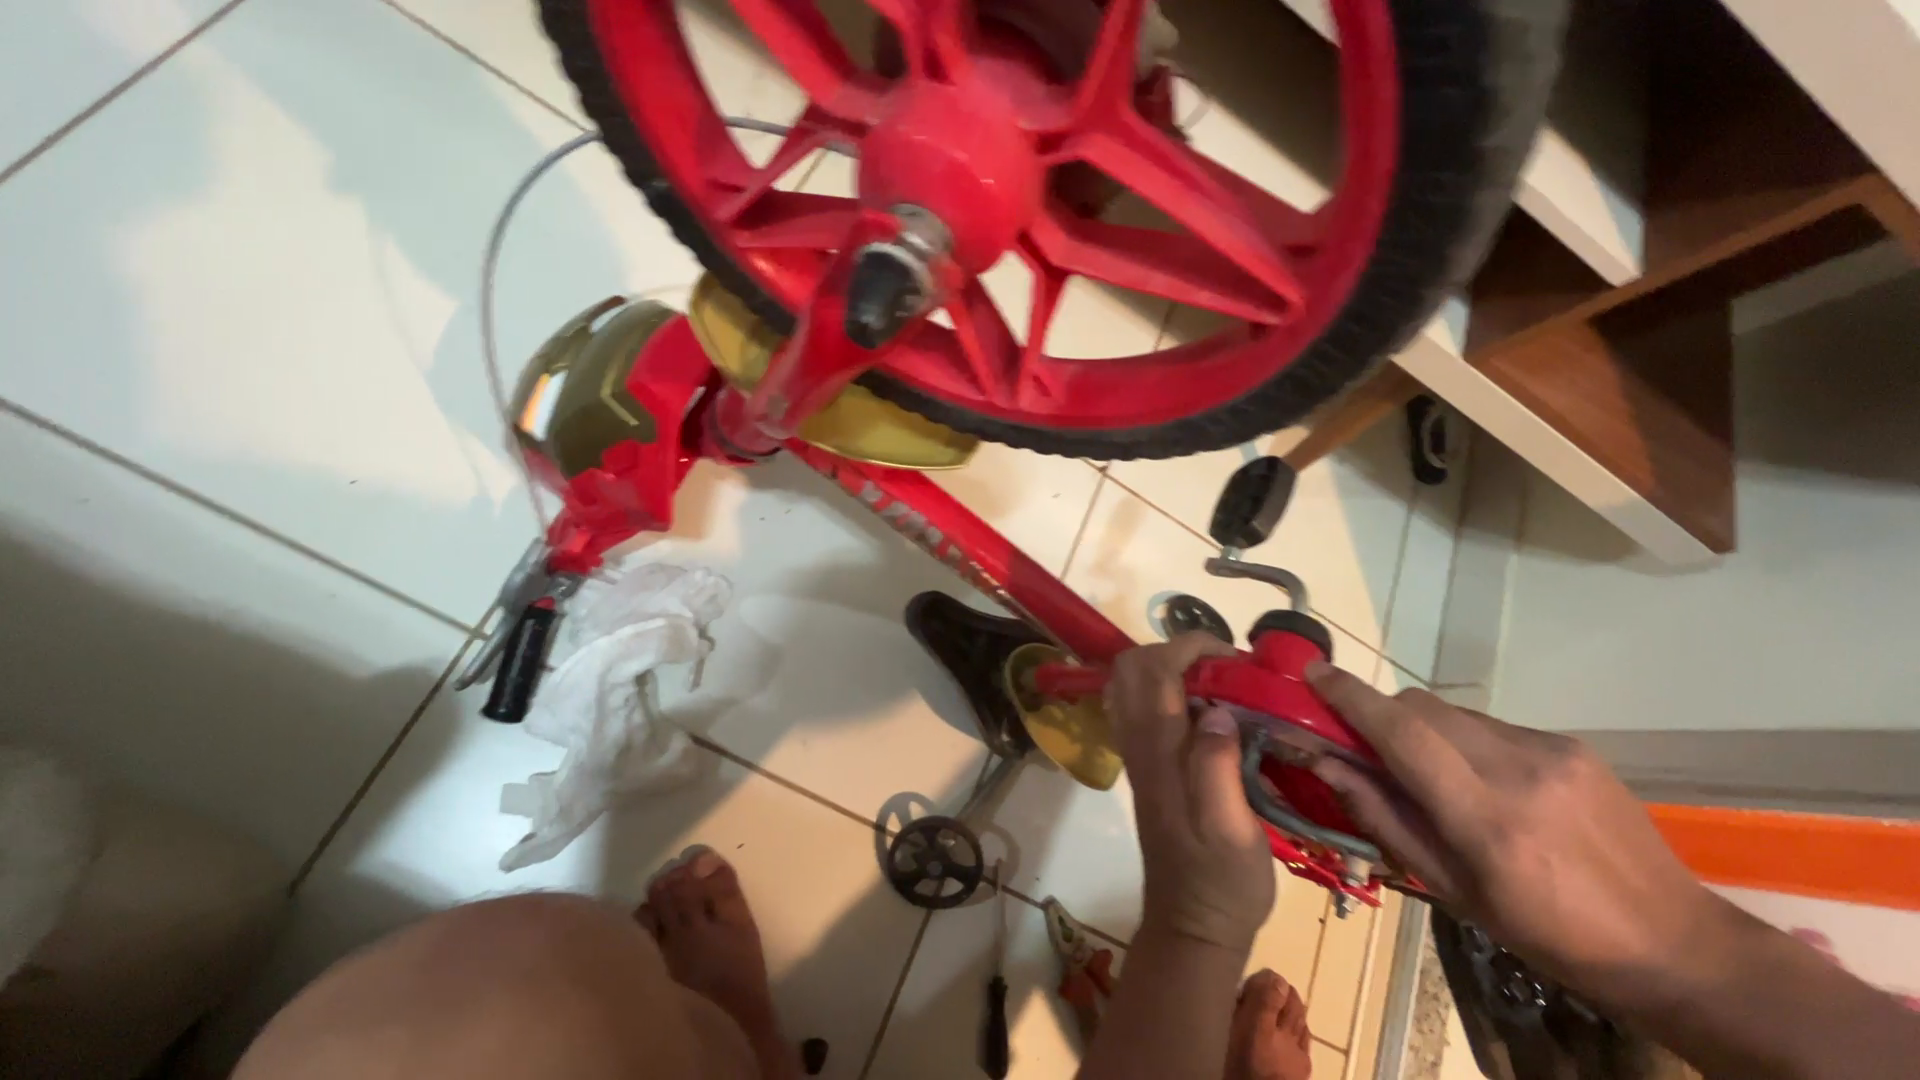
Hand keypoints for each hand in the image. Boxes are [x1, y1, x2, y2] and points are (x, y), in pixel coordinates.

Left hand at [1105, 634, 1273, 952]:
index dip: (1191, 647)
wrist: (1192, 925)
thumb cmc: (1222, 882)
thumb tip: (1216, 710)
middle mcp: (1139, 746)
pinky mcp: (1146, 769)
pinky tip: (1207, 713)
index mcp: (1160, 753)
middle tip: (1228, 669)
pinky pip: (1140, 709)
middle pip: (1133, 667)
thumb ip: (1219, 767)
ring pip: (1131, 685)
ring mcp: (1138, 756)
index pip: (1156, 670)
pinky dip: (1167, 692)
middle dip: (1178, 650)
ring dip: (1171, 668)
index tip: (1236, 657)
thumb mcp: (1234, 830)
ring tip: (1221, 685)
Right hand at [1303, 662, 1716, 989]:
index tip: (1313, 674)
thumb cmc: (1546, 933)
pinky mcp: (1572, 744)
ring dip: (1422, 730)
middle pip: (1421, 707)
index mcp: (1485, 818)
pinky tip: (1482, 782)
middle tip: (1362, 744)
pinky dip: (1464, 741)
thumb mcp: (1452, 889)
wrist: (1671, 942)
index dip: (1351, 697)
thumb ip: (1384, 819)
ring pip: (1454, 713)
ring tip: (1429, 774)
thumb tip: (1327, 764)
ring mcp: (1552, 750)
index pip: (1402, 734)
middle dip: (1380, 715)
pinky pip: (1492, 725)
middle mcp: (1518, 768)